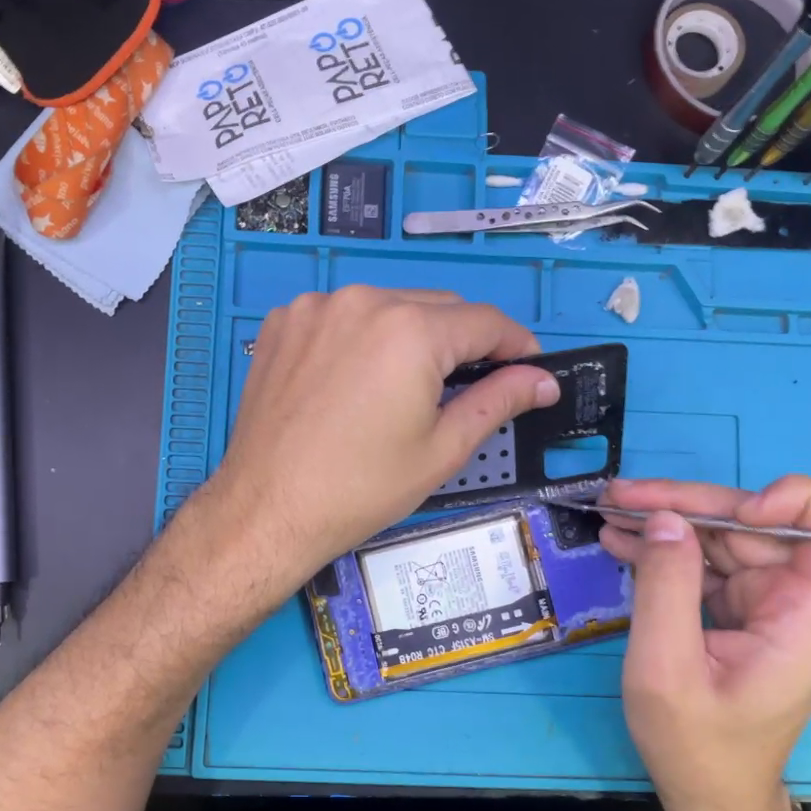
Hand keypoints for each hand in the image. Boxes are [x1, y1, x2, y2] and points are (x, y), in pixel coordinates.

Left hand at [200, 285, 559, 582]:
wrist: (267, 509)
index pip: (485, 322)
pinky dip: (362, 337)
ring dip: (411, 336)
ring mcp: (316, 307)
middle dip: (463, 343)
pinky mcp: (284, 322)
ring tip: (407, 389)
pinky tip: (356, 379)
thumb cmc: (360, 489)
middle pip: (438, 308)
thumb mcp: (442, 449)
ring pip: (389, 307)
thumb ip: (498, 402)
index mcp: (411, 331)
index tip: (527, 370)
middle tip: (469, 389)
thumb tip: (543, 381)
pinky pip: (343, 315)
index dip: (515, 346)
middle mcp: (364, 301)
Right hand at [598, 476, 810, 810]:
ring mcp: (775, 605)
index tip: (732, 511)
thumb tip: (663, 517)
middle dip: (691, 504)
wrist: (710, 797)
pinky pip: (713, 562)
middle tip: (618, 499)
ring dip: (669, 521)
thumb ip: (665, 586)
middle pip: (762, 524)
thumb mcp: (665, 668)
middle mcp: (804, 603)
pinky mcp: (748, 610)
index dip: (798, 501)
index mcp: (810, 619)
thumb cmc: (695, 747)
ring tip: (609, 512)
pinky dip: (669, 550)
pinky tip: (624, 541)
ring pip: (730, 536)